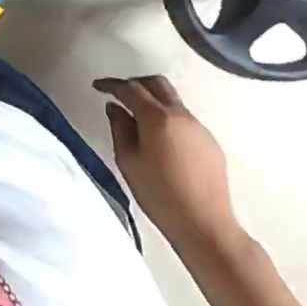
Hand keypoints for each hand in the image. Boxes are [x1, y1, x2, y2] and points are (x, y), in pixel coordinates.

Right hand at [94, 75, 244, 257]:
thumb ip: (119, 127)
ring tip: (134, 116)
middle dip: (135, 83)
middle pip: (157, 84)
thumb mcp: (127, 159)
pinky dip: (165, 116)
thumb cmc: (157, 191)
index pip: (131, 89)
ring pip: (172, 100)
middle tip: (117, 93)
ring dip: (152, 100)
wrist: (203, 222)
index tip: (97, 86)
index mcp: (158, 118)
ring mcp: (199, 128)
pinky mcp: (209, 142)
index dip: (111, 85)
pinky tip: (156, 136)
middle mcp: (182, 116)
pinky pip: (182, 118)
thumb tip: (115, 107)